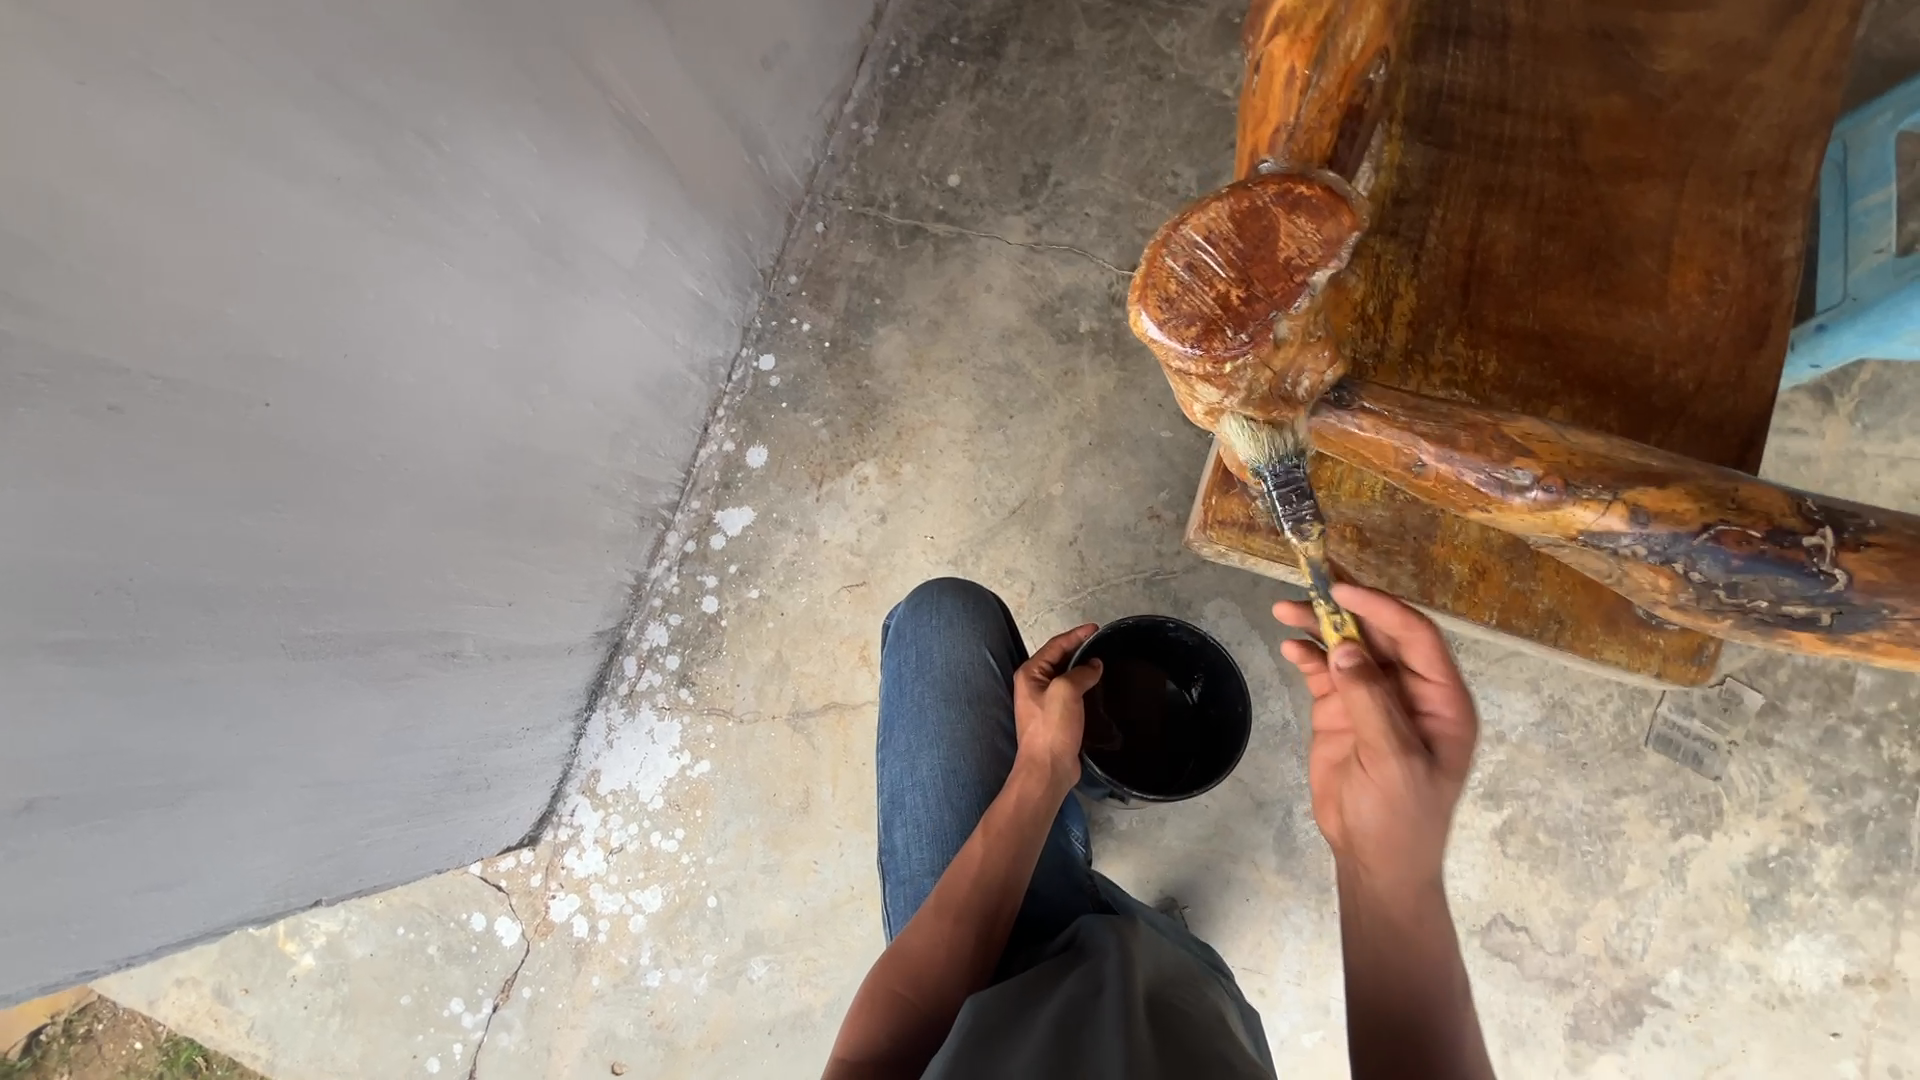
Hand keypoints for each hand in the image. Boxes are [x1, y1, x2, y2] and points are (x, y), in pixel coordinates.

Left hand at [1012, 625, 1102, 795]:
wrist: (1047, 769)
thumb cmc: (1052, 728)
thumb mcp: (1066, 691)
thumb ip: (1080, 672)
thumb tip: (1094, 665)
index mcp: (1030, 673)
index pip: (1055, 645)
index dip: (1076, 635)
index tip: (1096, 628)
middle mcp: (1033, 684)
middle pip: (1058, 658)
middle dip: (1078, 648)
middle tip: (1101, 641)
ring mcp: (1043, 701)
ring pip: (1065, 676)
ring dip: (1082, 667)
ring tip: (1103, 660)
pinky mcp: (1055, 716)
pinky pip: (1070, 693)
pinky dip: (1083, 685)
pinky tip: (1097, 685)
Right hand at [1273, 585, 1476, 895]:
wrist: (1372, 857)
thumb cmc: (1400, 816)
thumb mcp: (1394, 760)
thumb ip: (1372, 702)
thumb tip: (1346, 648)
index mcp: (1441, 700)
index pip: (1416, 638)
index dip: (1382, 609)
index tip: (1343, 592)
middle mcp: (1408, 690)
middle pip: (1378, 635)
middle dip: (1343, 611)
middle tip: (1305, 591)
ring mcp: (1372, 699)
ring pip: (1347, 648)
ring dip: (1318, 627)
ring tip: (1284, 611)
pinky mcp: (1341, 711)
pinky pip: (1324, 671)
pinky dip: (1306, 655)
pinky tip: (1289, 647)